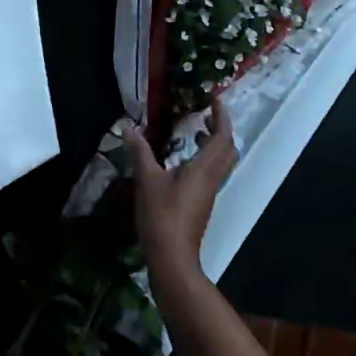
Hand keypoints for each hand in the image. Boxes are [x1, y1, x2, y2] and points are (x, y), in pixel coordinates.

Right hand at [126, 99, 236, 278]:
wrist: (173, 256)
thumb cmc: (162, 215)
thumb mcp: (147, 181)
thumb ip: (140, 152)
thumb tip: (128, 126)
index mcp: (206, 167)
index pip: (223, 135)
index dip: (221, 115)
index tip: (214, 99)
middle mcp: (214, 176)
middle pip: (228, 147)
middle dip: (222, 127)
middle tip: (207, 114)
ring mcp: (211, 191)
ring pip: (223, 161)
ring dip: (216, 143)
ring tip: (197, 132)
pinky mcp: (205, 202)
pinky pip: (214, 172)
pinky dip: (208, 159)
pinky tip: (186, 162)